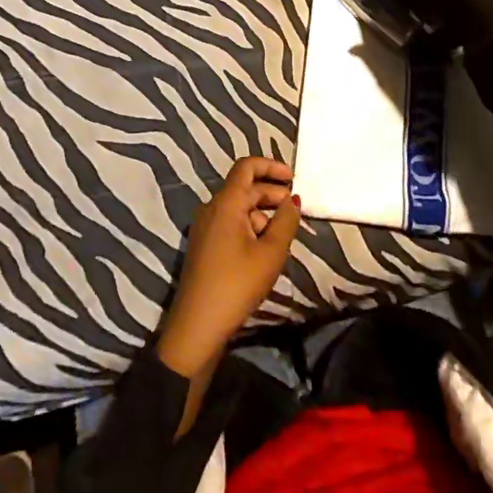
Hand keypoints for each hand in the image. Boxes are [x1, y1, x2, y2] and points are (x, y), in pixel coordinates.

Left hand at [156, 157, 301, 379]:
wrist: (198, 326)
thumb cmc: (237, 284)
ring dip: (263, 214)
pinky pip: (230, 223)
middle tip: (295, 212)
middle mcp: (211, 208)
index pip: (247, 167)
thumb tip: (293, 200)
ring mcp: (204, 228)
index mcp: (225, 203)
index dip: (271, 166)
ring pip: (239, 208)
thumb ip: (286, 220)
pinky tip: (265, 249)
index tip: (293, 179)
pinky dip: (250, 227)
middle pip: (245, 188)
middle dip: (272, 194)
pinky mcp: (204, 245)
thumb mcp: (271, 252)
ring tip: (283, 236)